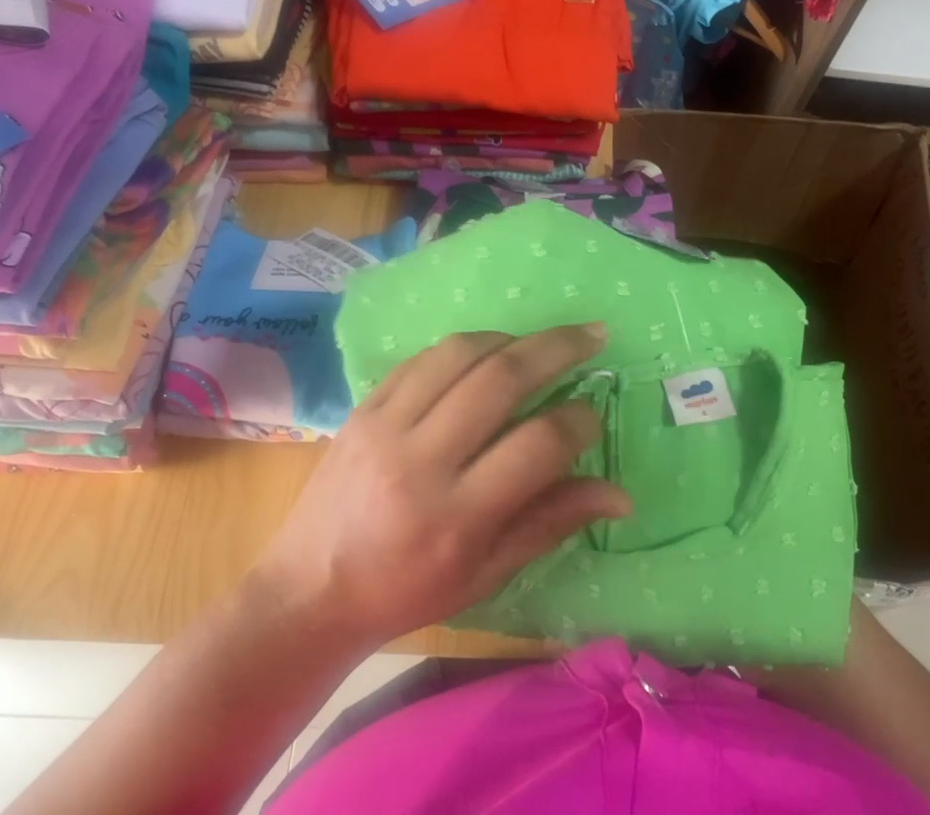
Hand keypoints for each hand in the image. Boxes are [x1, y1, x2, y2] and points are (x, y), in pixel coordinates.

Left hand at [249, 324, 632, 650]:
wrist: (309, 591)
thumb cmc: (405, 593)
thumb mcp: (485, 575)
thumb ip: (550, 523)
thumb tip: (620, 494)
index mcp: (458, 515)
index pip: (537, 445)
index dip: (579, 422)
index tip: (593, 417)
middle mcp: (421, 461)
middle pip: (501, 379)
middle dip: (557, 349)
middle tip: (593, 336)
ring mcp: (385, 427)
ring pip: (459, 354)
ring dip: (510, 338)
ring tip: (541, 342)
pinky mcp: (362, 410)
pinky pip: (420, 360)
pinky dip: (462, 348)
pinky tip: (486, 353)